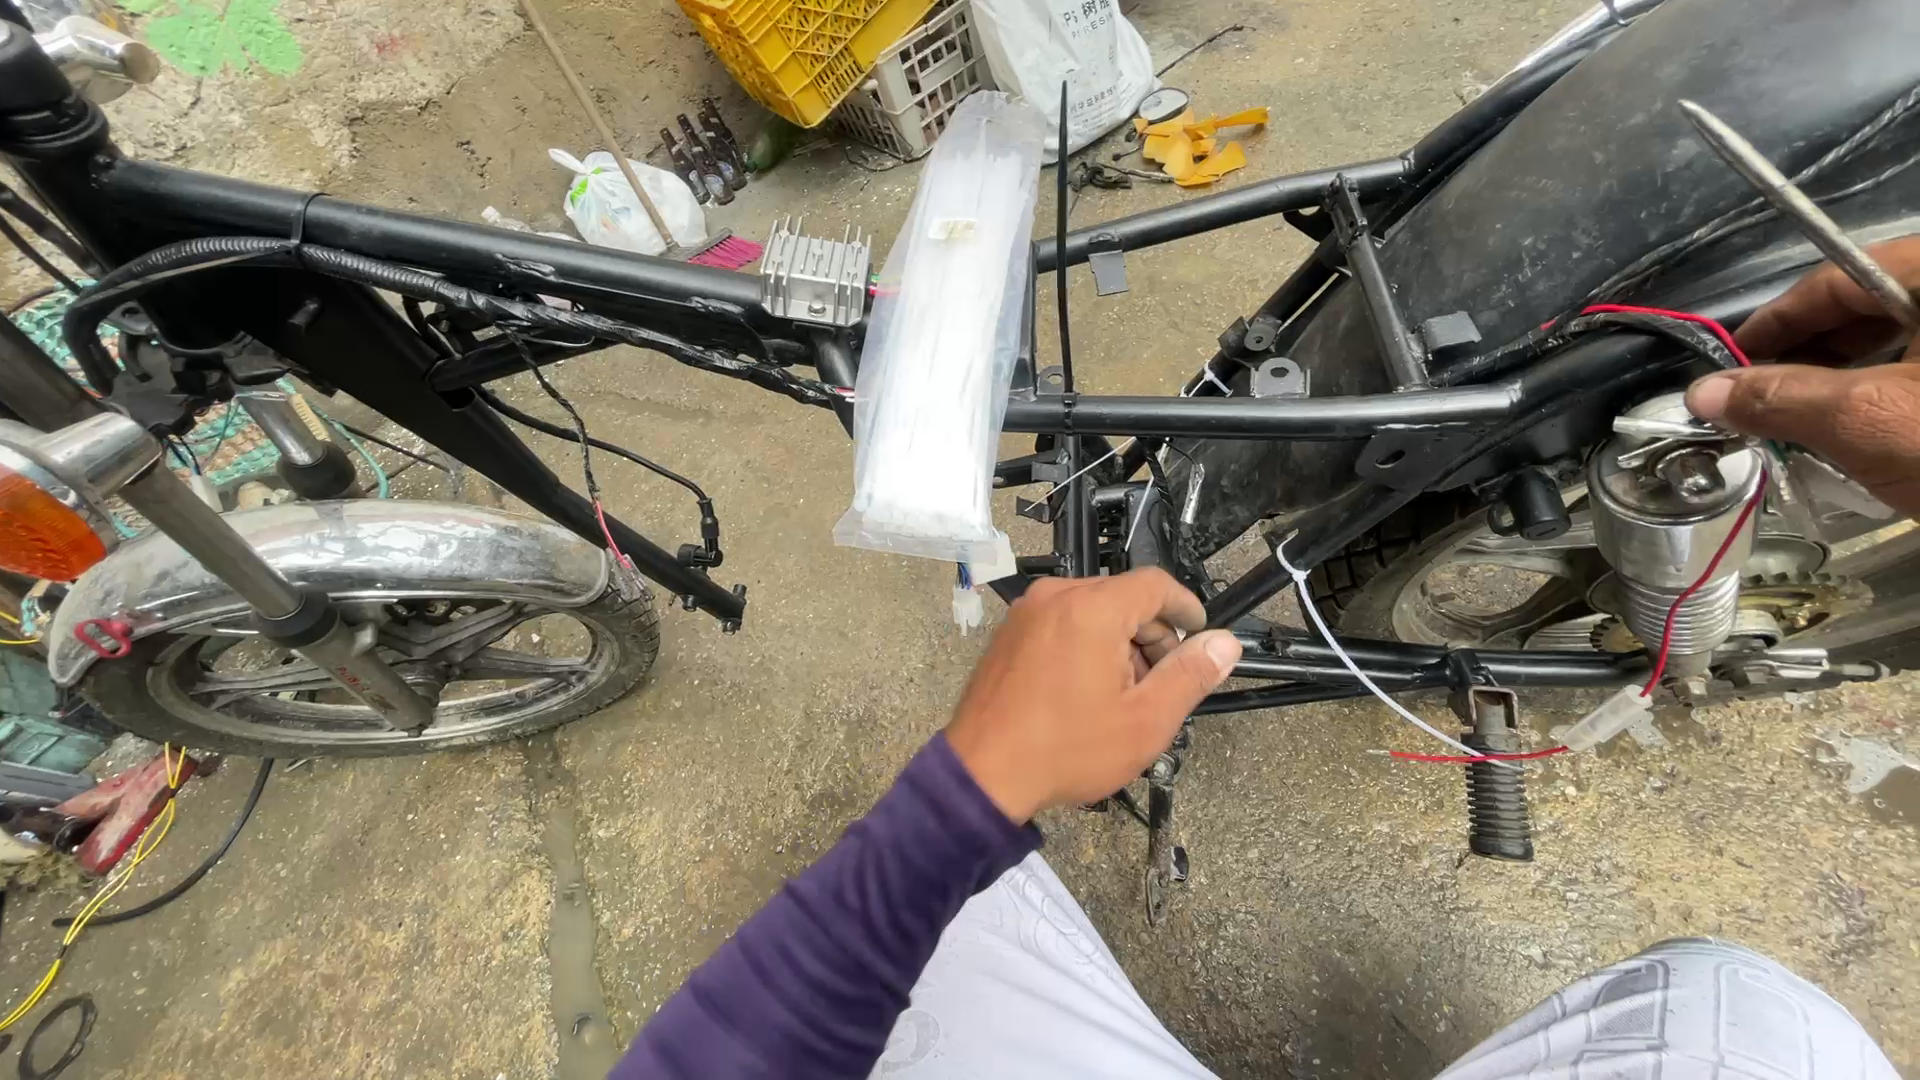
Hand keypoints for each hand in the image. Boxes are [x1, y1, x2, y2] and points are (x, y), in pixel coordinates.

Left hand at [943, 568, 1242, 823]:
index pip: (1155, 584)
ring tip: (1121, 696)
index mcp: (1091, 609)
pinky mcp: (1010, 631)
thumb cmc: (1063, 749)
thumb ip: (1190, 675)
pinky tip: (1087, 690)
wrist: (985, 772)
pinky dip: (1086, 643)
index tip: (1200, 637)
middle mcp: (1055, 597)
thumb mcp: (1144, 720)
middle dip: (1152, 635)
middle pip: (1123, 597)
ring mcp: (1026, 611)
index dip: (1186, 608)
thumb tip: (1223, 644)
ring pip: (1092, 610)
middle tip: (1160, 684)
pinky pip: (1062, 621)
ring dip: (1119, 642)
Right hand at [1685, 235, 1919, 516]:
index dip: (1771, 324)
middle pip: (1884, 299)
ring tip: (1824, 418)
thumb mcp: (1866, 421)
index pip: (1838, 277)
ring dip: (1861, 371)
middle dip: (1815, 350)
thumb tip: (1702, 392)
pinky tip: (1891, 424)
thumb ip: (1774, 397)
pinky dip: (1911, 385)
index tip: (1729, 368)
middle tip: (1768, 398)